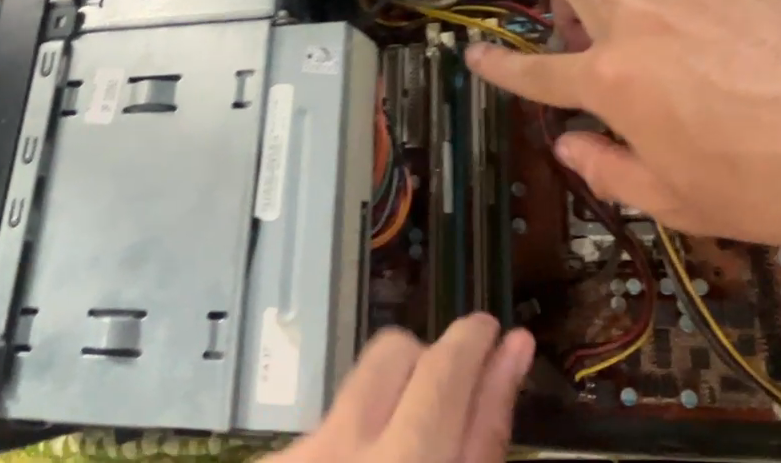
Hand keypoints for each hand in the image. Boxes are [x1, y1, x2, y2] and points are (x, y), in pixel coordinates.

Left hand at [264, 315, 533, 462]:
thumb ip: (486, 429)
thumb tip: (512, 347)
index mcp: (404, 461)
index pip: (443, 366)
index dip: (472, 340)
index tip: (490, 331)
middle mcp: (336, 447)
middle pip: (390, 352)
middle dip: (425, 363)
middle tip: (445, 404)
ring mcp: (292, 454)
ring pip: (353, 391)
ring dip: (384, 412)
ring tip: (397, 461)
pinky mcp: (268, 462)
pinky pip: (319, 428)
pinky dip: (346, 445)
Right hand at [465, 0, 780, 269]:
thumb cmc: (772, 189)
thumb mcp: (680, 200)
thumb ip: (610, 168)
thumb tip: (572, 145)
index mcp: (617, 80)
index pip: (534, 70)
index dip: (497, 65)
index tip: (474, 53)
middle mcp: (645, 22)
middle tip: (577, 26)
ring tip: (650, 32)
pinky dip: (684, 1)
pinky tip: (720, 37)